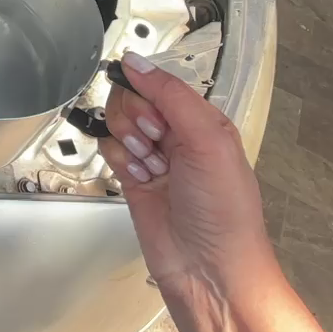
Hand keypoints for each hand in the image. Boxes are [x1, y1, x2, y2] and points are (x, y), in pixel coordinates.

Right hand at [100, 52, 276, 298]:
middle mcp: (176, 134)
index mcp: (202, 120)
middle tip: (155, 147)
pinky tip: (138, 180)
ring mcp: (152, 156)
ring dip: (128, 143)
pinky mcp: (131, 177)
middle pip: (131, 99)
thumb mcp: (208, 142)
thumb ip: (171, 95)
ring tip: (150, 168)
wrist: (208, 270)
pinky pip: (109, 149)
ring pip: (116, 122)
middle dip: (135, 121)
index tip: (156, 121)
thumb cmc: (223, 210)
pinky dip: (118, 162)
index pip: (158, 82)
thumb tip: (134, 61)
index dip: (148, 96)